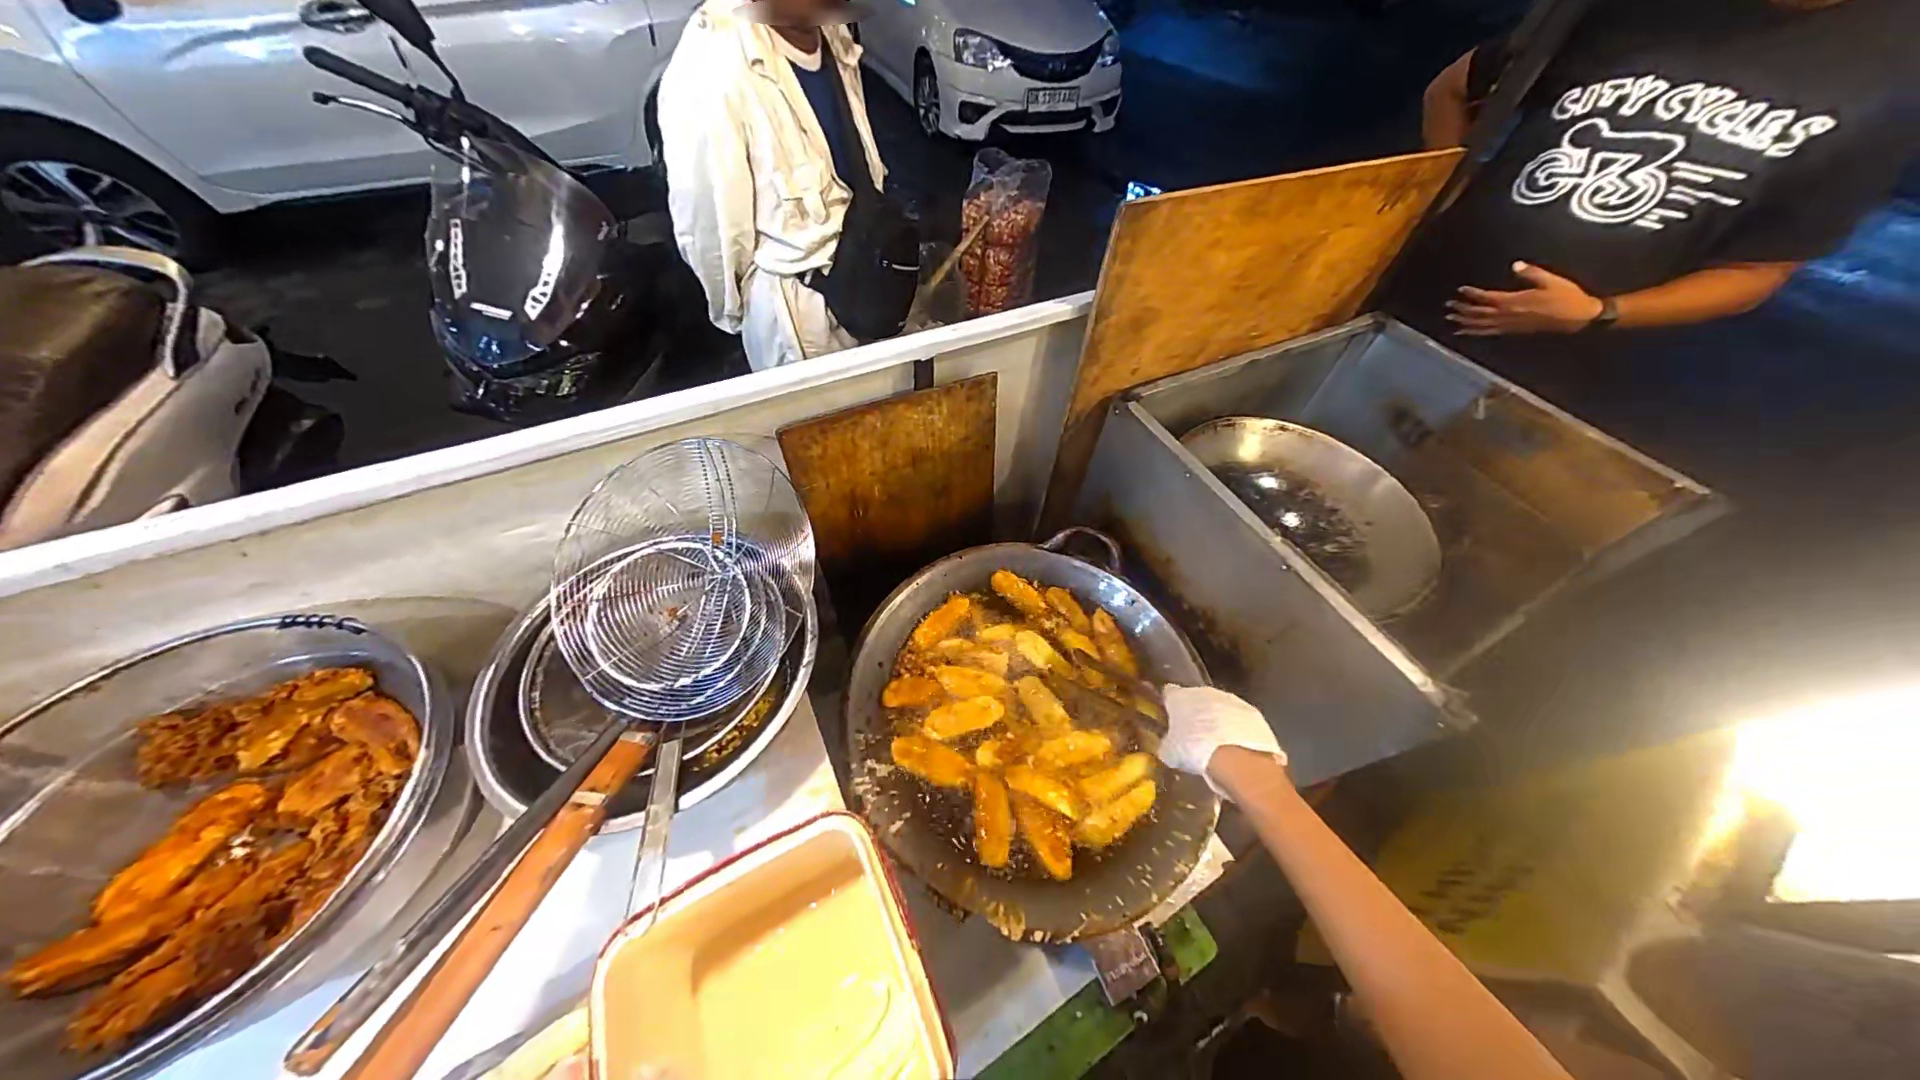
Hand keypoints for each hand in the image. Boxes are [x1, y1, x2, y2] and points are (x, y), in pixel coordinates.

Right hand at [1158, 686, 1286, 798]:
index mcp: (1180, 696)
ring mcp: (1232, 700)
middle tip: (1193, 735)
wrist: (1238, 759)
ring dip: (1218, 721)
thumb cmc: (1195, 752)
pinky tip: (1236, 748)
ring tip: (1217, 744)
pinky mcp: (1255, 714)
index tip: (1169, 716)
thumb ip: (1167, 743)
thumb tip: (1168, 745)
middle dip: (1195, 714)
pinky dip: (1238, 730)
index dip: (1169, 705)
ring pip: (1221, 708)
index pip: (1169, 693)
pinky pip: (1241, 720)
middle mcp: (1205, 692)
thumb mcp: (1170, 753)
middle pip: (1197, 699)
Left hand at [1446, 261, 1604, 335]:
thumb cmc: (1566, 296)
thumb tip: (1515, 264)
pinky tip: (1463, 332)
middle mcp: (1506, 314)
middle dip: (1461, 309)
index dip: (1472, 293)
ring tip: (1449, 319)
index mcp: (1514, 301)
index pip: (1486, 297)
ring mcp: (1507, 324)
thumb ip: (1531, 273)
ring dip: (1463, 321)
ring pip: (1479, 324)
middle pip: (1478, 312)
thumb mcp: (1551, 280)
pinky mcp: (1510, 331)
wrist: (1577, 316)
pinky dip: (1473, 332)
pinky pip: (1486, 332)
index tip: (1461, 290)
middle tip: (1448, 306)